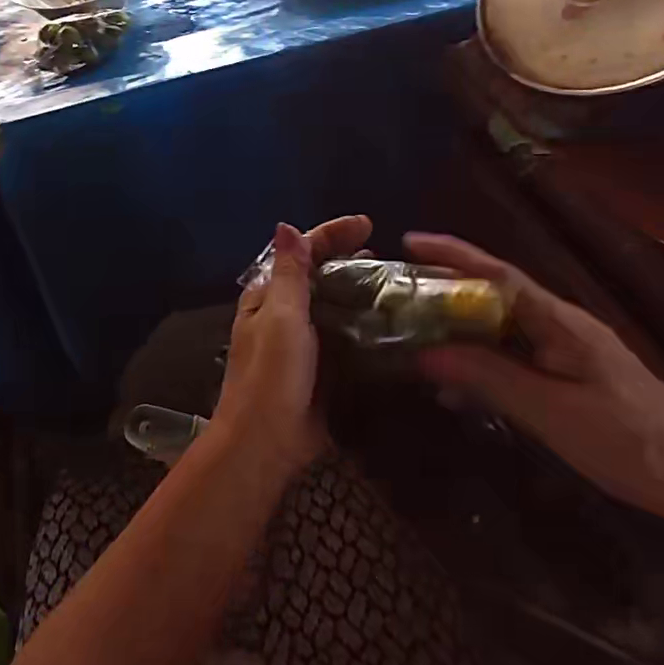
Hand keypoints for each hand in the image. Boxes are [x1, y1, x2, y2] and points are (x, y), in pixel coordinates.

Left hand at [214, 216, 372, 476]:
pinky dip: (364, 326)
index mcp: (267, 295)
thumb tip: (285, 226)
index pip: (299, 251)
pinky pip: (344, 338)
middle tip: (388, 254)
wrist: (266, 441)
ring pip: (333, 305)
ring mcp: (301, 341)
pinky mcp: (320, 368)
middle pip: (317, 275)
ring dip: (359, 292)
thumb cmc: (271, 374)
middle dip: (347, 259)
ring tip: (397, 285)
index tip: (368, 223)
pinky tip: (392, 326)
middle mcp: (281, 313)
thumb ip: (288, 274)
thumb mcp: (281, 318)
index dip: (330, 234)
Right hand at [406, 233, 663, 515]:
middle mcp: (560, 326)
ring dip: (456, 330)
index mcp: (559, 322)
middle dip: (442, 289)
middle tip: (394, 295)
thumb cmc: (634, 444)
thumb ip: (486, 376)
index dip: (452, 253)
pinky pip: (510, 356)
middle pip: (491, 295)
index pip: (497, 274)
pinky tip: (455, 389)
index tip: (408, 240)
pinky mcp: (568, 378)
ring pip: (498, 328)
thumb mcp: (551, 412)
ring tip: (411, 340)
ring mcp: (566, 352)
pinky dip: (477, 362)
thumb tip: (423, 353)